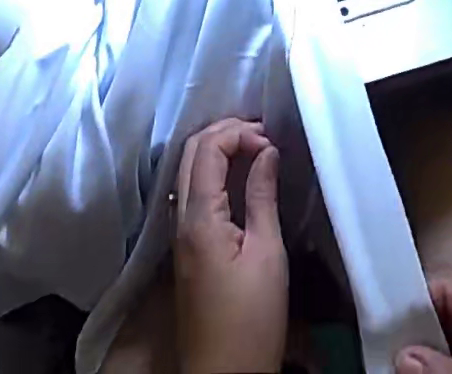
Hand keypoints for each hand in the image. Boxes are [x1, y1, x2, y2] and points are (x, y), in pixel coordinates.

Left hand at [174, 118, 286, 373]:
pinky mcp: (188, 246)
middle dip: (227, 132)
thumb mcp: (267, 252)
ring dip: (220, 148)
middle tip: (265, 135)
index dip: (239, 134)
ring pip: (189, 169)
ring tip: (258, 148)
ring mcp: (180, 234)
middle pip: (191, 153)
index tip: (271, 143)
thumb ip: (263, 196)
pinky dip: (217, 170)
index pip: (207, 150)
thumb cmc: (251, 318)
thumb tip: (267, 151)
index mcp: (198, 219)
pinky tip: (242, 175)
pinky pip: (194, 190)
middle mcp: (181, 220)